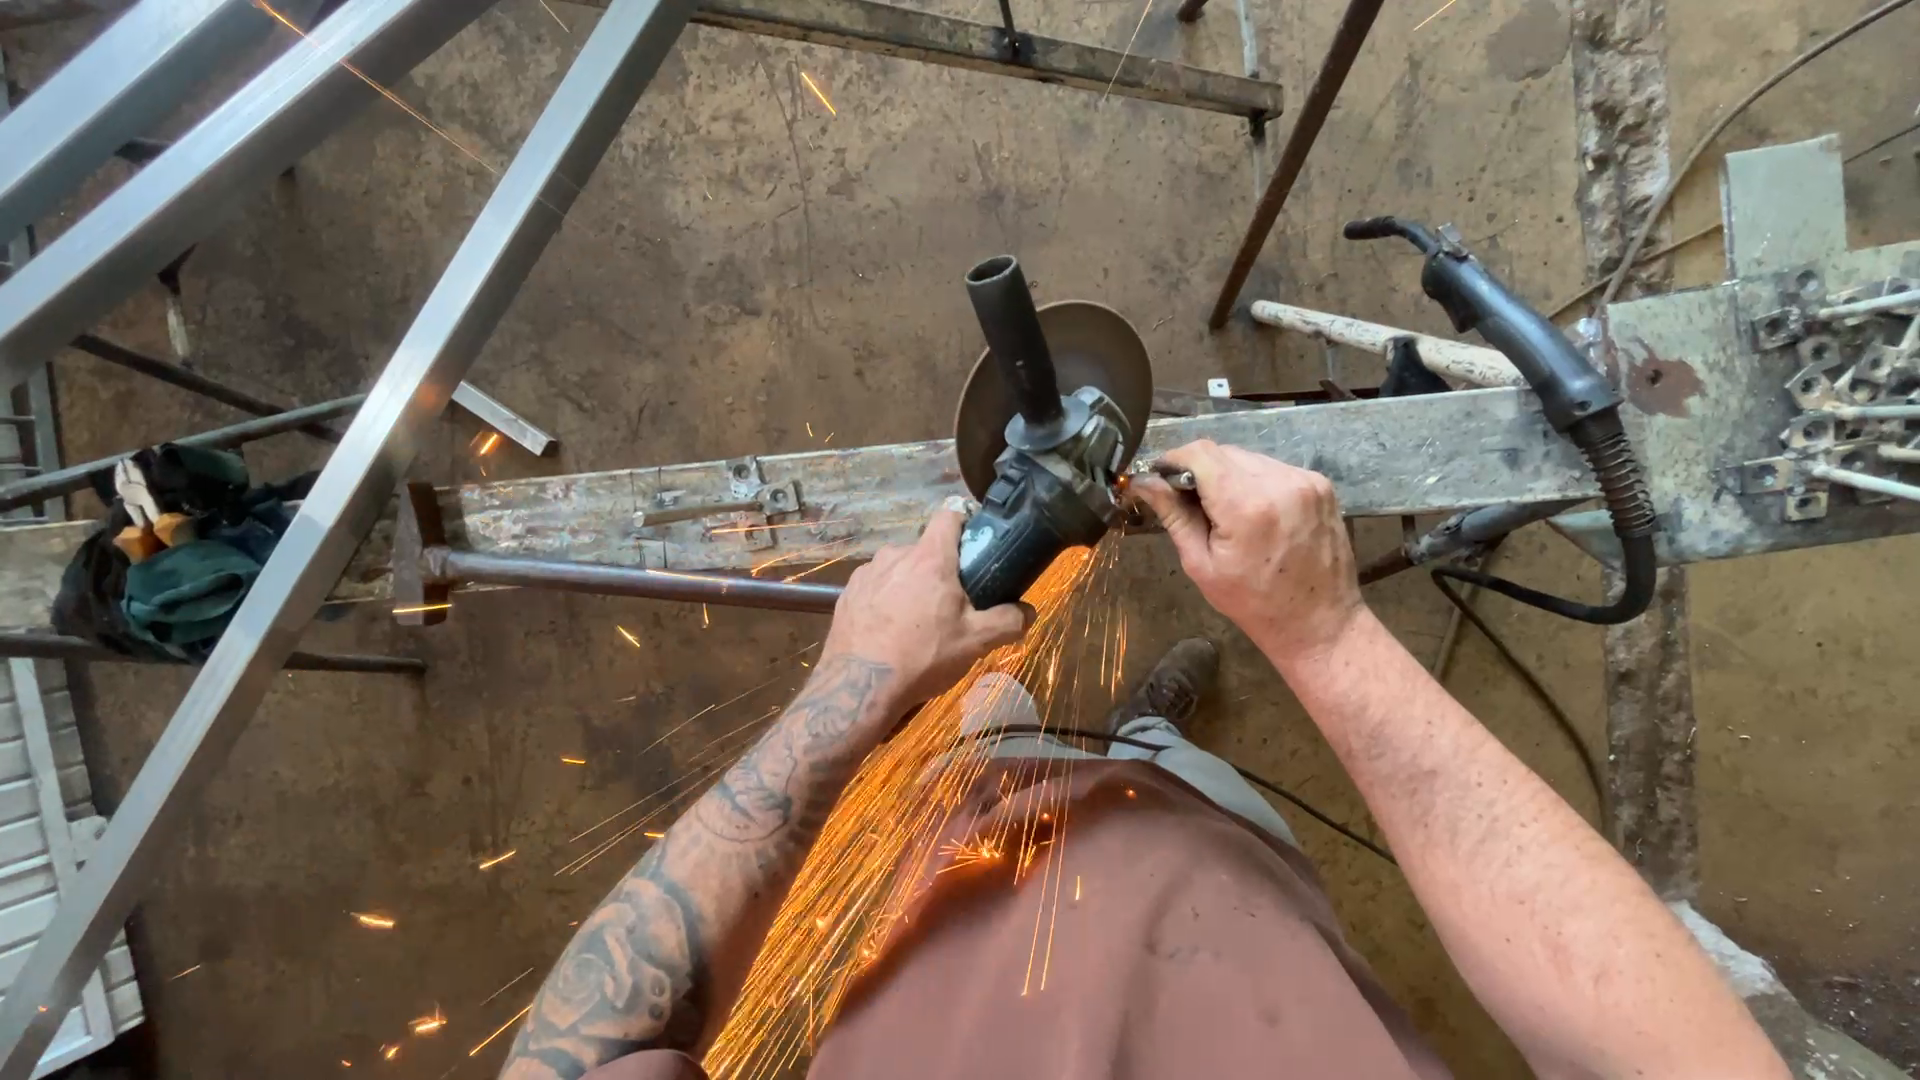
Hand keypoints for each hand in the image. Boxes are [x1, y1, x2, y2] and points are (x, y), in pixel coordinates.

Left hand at [820, 503, 1032, 706]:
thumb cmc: (923, 657)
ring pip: (898, 568)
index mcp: (930, 557)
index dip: (965, 525)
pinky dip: (884, 601)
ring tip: (915, 623)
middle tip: (950, 604)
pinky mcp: (847, 593)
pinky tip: (887, 631)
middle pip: (925, 549)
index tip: (974, 548)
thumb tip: (1029, 612)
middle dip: (939, 569)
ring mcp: (867, 573)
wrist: (859, 687)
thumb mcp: (975, 642)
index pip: (950, 514)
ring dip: (910, 585)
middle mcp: (895, 554)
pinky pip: (875, 587)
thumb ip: (1008, 622)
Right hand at [1132, 440, 1365, 666]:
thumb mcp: (1200, 564)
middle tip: (1190, 503)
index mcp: (1246, 506)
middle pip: (1223, 452)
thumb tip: (1144, 483)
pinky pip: (1273, 468)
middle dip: (1199, 471)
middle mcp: (1279, 483)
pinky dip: (1254, 483)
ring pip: (1248, 458)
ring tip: (1225, 512)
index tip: (1161, 478)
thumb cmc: (1253, 602)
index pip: (1200, 454)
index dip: (1173, 460)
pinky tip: (1254, 513)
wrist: (1319, 621)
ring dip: (1227, 476)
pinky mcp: (1320, 485)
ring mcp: (1305, 481)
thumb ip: (1174, 516)